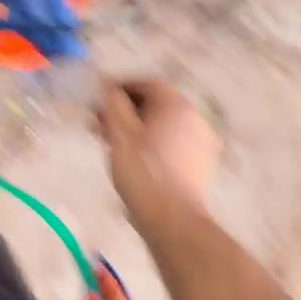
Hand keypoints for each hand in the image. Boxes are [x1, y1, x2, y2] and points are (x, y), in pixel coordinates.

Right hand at [95, 79, 220, 221]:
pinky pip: (172, 139)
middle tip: (99, 121)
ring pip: (163, 123)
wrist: (172, 217)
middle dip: (126, 108)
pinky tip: (133, 155)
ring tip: (111, 139)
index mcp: (176, 107)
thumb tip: (111, 89)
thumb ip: (114, 105)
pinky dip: (151, 139)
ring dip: (136, 125)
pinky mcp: (200, 161)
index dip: (122, 85)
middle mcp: (194, 118)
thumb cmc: (141, 171)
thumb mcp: (119, 133)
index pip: (149, 83)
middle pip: (157, 103)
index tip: (99, 96)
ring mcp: (201, 141)